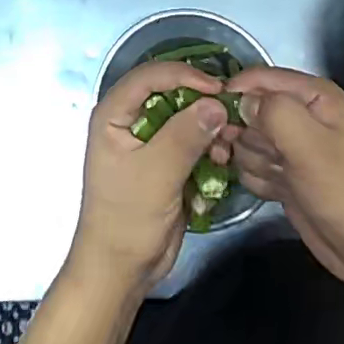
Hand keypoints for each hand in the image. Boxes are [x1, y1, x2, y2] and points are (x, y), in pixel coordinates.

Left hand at [70, 60, 230, 293]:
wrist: (121, 269)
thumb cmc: (127, 217)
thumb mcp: (157, 173)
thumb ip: (185, 135)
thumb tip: (216, 103)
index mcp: (113, 113)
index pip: (148, 76)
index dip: (182, 74)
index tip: (216, 87)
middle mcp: (128, 119)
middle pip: (168, 92)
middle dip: (199, 102)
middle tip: (229, 112)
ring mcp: (147, 140)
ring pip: (183, 116)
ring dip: (206, 127)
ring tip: (226, 145)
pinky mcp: (164, 160)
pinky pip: (189, 141)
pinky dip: (206, 147)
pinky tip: (221, 161)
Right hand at [226, 68, 343, 306]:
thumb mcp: (312, 146)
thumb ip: (272, 112)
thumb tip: (240, 103)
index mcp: (312, 95)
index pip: (255, 78)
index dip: (234, 95)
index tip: (215, 120)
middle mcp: (300, 114)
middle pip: (246, 110)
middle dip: (242, 133)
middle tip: (253, 155)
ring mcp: (292, 147)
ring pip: (245, 140)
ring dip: (251, 159)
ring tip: (276, 178)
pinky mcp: (287, 176)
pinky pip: (252, 166)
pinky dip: (257, 179)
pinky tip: (274, 192)